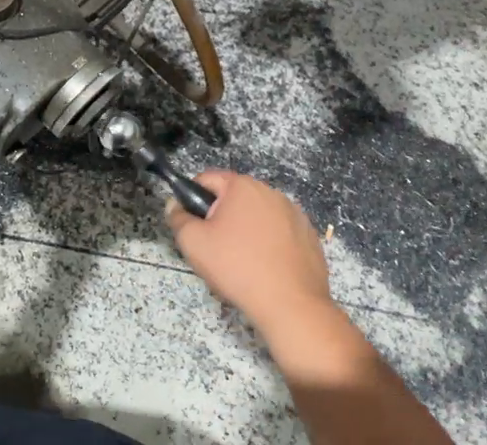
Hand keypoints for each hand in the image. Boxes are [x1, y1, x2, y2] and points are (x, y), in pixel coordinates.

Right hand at [167, 171, 332, 328]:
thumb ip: (177, 217)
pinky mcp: (311, 239)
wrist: (291, 307)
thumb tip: (175, 205)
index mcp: (243, 187)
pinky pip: (280, 233)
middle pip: (234, 197)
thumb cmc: (237, 267)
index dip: (193, 198)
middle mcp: (272, 193)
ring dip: (246, 229)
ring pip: (258, 215)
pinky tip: (266, 267)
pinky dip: (269, 243)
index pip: (207, 179)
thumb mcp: (192, 242)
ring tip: (242, 260)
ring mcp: (296, 216)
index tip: (193, 224)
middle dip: (221, 215)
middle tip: (215, 245)